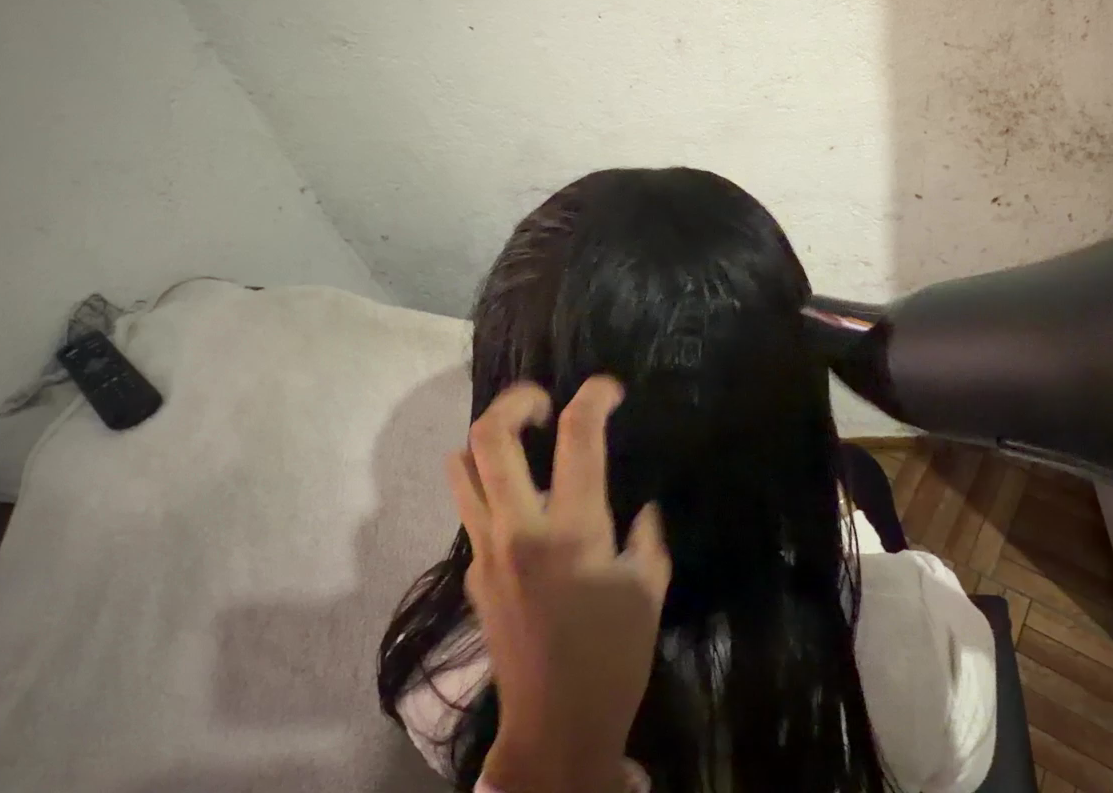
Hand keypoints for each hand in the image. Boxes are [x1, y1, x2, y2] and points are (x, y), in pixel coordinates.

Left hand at [445, 377, 670, 792]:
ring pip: (462, 469)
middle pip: (490, 437)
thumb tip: (640, 510)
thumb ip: (646, 537)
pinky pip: (472, 508)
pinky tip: (525, 504)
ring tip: (524, 443)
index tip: (609, 388)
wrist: (556, 724)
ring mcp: (487, 550)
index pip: (576, 435)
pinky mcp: (473, 573)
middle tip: (543, 400)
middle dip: (515, 400)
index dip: (594, 396)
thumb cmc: (614, 656)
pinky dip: (491, 486)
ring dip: (489, 441)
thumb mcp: (649, 589)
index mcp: (573, 528)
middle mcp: (519, 528)